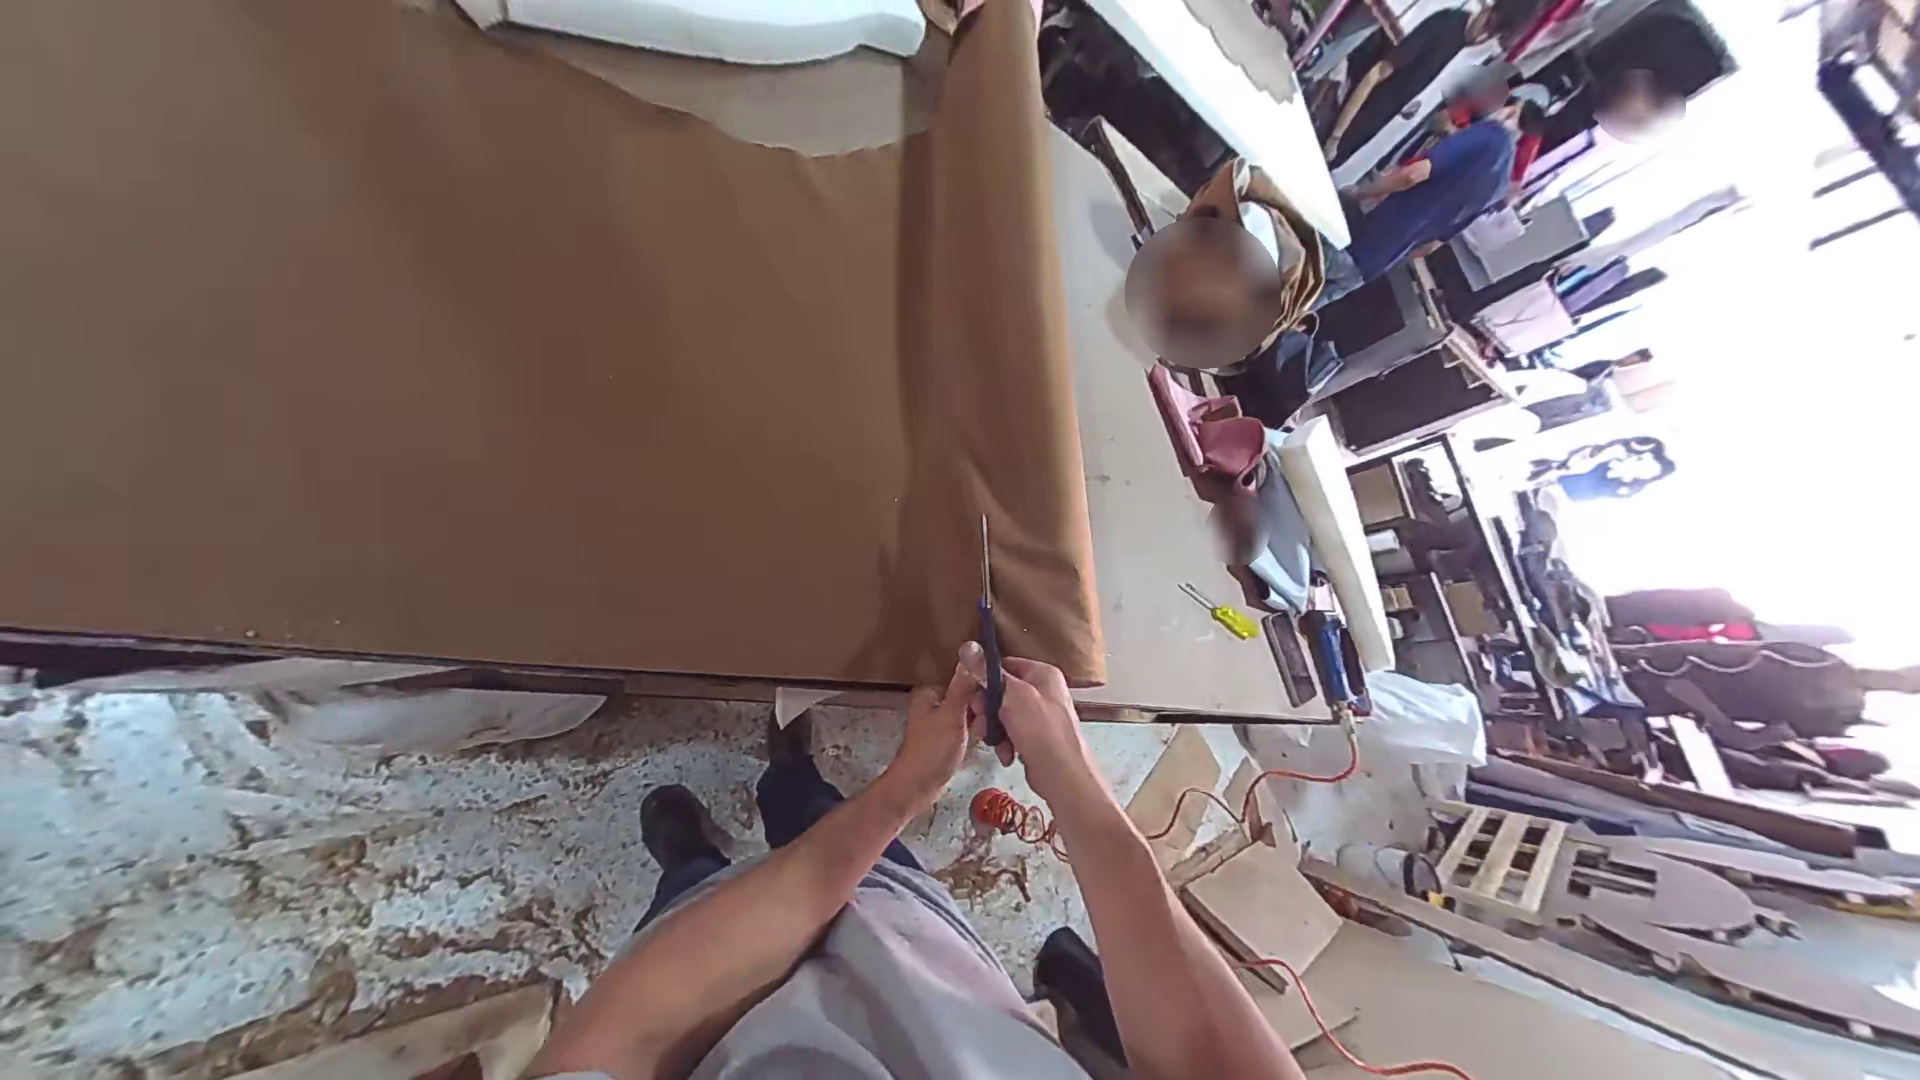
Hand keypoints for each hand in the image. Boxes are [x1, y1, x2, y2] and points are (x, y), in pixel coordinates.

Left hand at [883, 643, 983, 808]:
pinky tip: (988, 739)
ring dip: (982, 721)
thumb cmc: (933, 750)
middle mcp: (933, 701)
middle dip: (982, 708)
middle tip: (988, 724)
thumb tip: (973, 646)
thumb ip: (964, 683)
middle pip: (968, 694)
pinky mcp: (946, 736)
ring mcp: (939, 719)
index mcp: (930, 690)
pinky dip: (977, 731)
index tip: (994, 704)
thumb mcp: (953, 714)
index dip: (982, 689)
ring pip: (970, 711)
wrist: (918, 788)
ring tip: (989, 734)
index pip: (964, 678)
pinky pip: (967, 725)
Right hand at [978, 656, 1106, 807]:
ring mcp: (1041, 715)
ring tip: (992, 741)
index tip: (973, 695)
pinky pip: (1013, 732)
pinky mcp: (1037, 737)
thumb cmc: (1040, 730)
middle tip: (980, 721)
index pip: (1004, 665)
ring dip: (994, 728)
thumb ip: (989, 673)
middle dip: (987, 709)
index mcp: (1042, 674)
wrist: (1064, 776)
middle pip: (1002, 691)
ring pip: (1004, 713)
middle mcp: (1044, 690)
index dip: (985, 679)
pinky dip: (1006, 742)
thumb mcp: (1012, 696)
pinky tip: (1006, 754)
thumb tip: (968, 646)